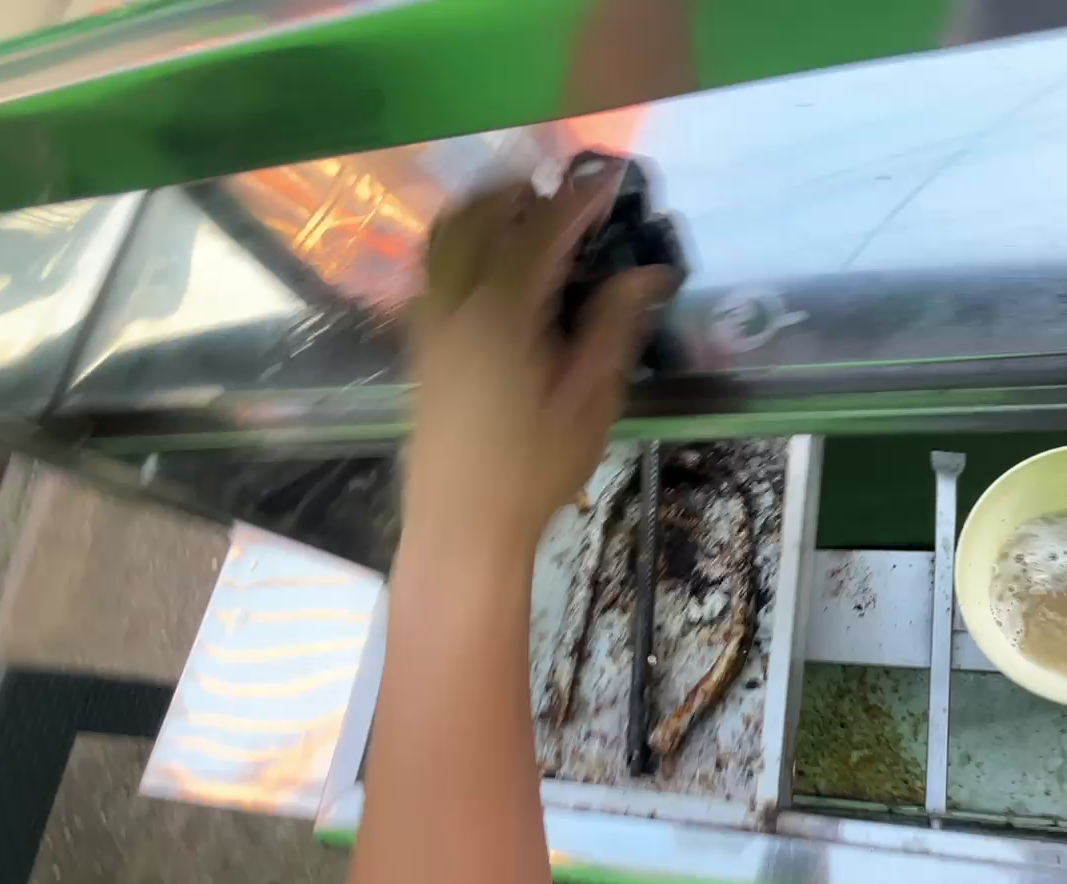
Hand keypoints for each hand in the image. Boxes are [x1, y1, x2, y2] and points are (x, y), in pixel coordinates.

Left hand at [403, 167, 679, 553]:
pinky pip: (433, 268)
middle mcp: (455, 303)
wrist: (462, 522)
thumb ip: (612, 328)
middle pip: (480, 215)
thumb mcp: (590, 401)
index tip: (610, 178)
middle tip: (568, 195)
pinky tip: (495, 269)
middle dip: (524, 190)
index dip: (578, 199)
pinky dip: (464, 243)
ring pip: (446, 236)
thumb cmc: (535, 469)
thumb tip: (646, 274)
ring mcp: (429, 322)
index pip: (542, 232)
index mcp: (502, 314)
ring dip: (486, 211)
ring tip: (528, 216)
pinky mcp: (420, 344)